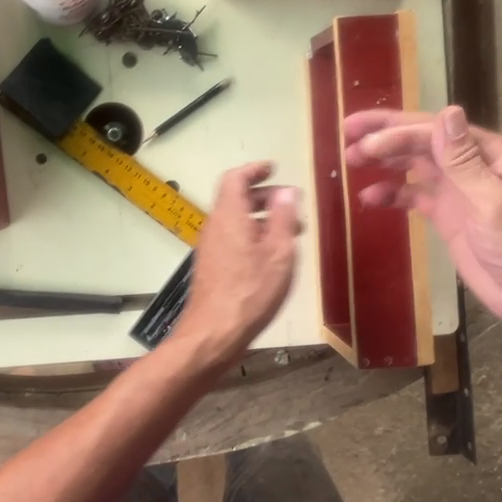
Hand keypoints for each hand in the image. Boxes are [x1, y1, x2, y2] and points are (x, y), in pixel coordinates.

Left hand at [170, 161, 300, 366]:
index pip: (235, 178)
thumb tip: (286, 191)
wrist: (214, 333)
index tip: (273, 168)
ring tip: (290, 233)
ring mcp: (210, 248)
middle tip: (290, 204)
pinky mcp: (211, 268)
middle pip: (235, 199)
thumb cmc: (251, 291)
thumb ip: (282, 218)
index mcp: (229, 215)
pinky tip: (272, 258)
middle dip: (264, 196)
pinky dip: (252, 237)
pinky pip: (232, 240)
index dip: (254, 169)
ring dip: (261, 220)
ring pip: (236, 222)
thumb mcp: (278, 252)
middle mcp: (215, 227)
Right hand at [344, 106, 501, 328]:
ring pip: (415, 165)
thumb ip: (464, 161)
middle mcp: (472, 164)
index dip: (397, 134)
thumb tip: (448, 110)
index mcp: (490, 154)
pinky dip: (392, 193)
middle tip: (346, 133)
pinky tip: (370, 197)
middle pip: (422, 141)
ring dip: (384, 161)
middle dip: (384, 136)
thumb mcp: (493, 203)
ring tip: (349, 161)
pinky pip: (415, 195)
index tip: (363, 143)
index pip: (436, 132)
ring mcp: (459, 190)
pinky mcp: (449, 215)